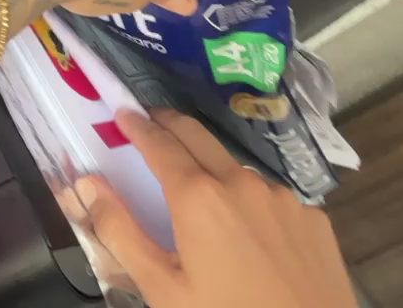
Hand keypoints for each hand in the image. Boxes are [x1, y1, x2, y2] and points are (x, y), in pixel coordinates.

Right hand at [77, 109, 355, 307]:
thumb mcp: (163, 290)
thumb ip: (119, 231)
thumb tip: (86, 182)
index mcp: (198, 195)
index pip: (158, 141)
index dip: (136, 124)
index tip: (122, 112)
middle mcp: (240, 181)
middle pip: (195, 133)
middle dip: (168, 123)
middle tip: (149, 125)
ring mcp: (283, 198)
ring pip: (234, 166)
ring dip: (210, 165)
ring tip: (200, 193)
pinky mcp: (315, 220)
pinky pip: (271, 196)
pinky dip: (249, 199)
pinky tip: (250, 233)